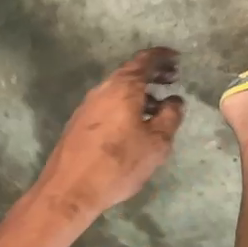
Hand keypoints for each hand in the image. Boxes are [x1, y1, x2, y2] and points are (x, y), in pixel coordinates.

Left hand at [34, 48, 186, 219]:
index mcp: (123, 87)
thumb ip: (170, 117)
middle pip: (130, 72)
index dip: (163, 56)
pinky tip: (134, 122)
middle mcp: (103, 89)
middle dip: (153, 73)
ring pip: (118, 89)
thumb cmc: (119, 163)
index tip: (177, 59)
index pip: (145, 60)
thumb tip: (175, 100)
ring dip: (139, 91)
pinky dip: (126, 103)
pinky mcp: (79, 122)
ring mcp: (88, 105)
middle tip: (172, 79)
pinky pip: (108, 103)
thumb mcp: (156, 143)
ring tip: (158, 105)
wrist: (70, 190)